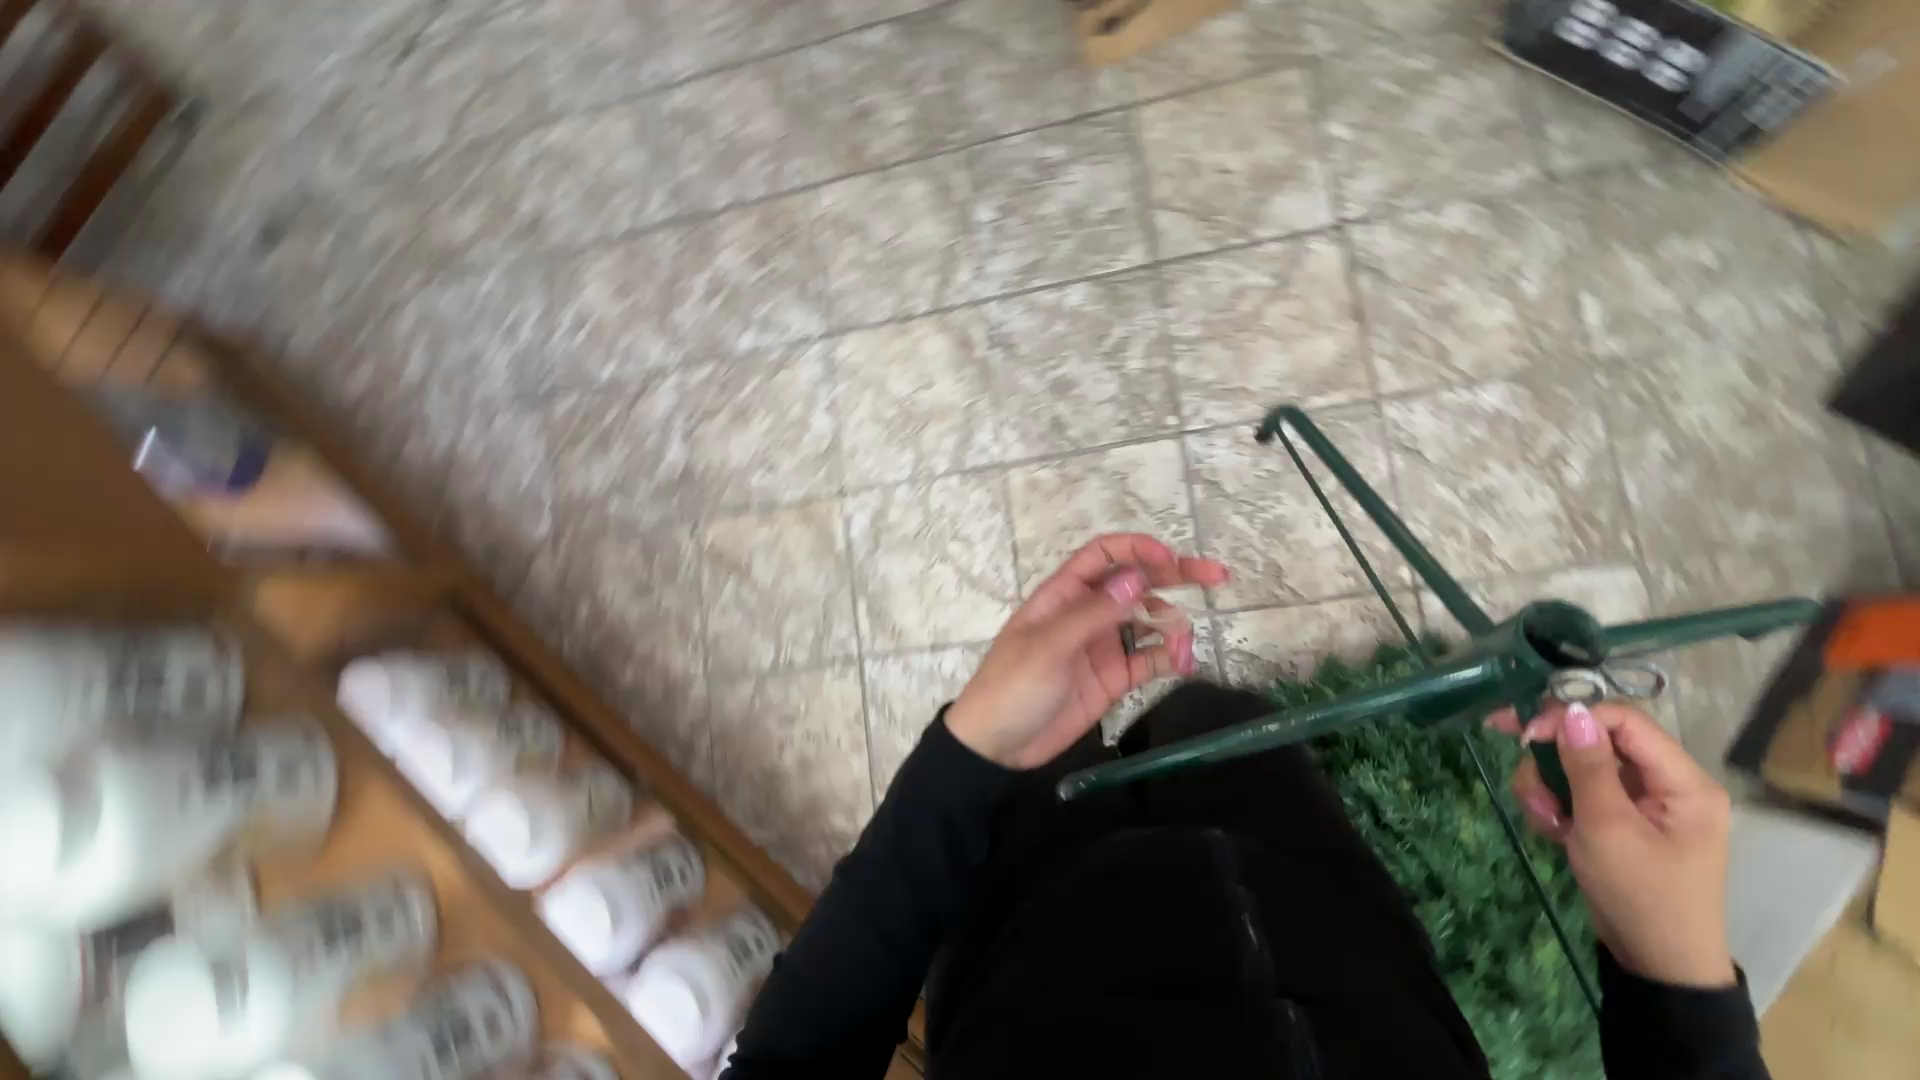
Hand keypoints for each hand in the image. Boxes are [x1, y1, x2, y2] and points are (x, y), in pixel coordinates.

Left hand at [945, 533, 1228, 769]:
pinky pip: (1149, 660)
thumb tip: (1137, 577)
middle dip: (1174, 576)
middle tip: (1216, 577)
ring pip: (1149, 621)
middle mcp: (1086, 613)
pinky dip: (1169, 658)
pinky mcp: (1112, 679)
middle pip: (1135, 583)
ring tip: (1183, 644)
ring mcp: (1101, 646)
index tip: (1171, 560)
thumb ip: (1093, 613)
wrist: (996, 746)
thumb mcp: (1048, 646)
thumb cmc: (1012, 686)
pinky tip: (1184, 664)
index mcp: (1063, 595)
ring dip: (1172, 625)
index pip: (1104, 556)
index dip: (1138, 550)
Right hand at [1488, 701, 1735, 987]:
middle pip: (1595, 738)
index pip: (1624, 720)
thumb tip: (1571, 710)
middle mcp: (1665, 782)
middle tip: (1505, 742)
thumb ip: (1588, 766)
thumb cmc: (1639, 892)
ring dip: (1548, 784)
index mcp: (1682, 781)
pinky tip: (1553, 830)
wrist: (1654, 959)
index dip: (1573, 716)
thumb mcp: (1606, 827)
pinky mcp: (1617, 818)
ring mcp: (1640, 801)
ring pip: (1577, 764)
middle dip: (1552, 753)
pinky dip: (1556, 804)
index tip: (1526, 733)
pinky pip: (1577, 790)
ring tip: (1545, 819)